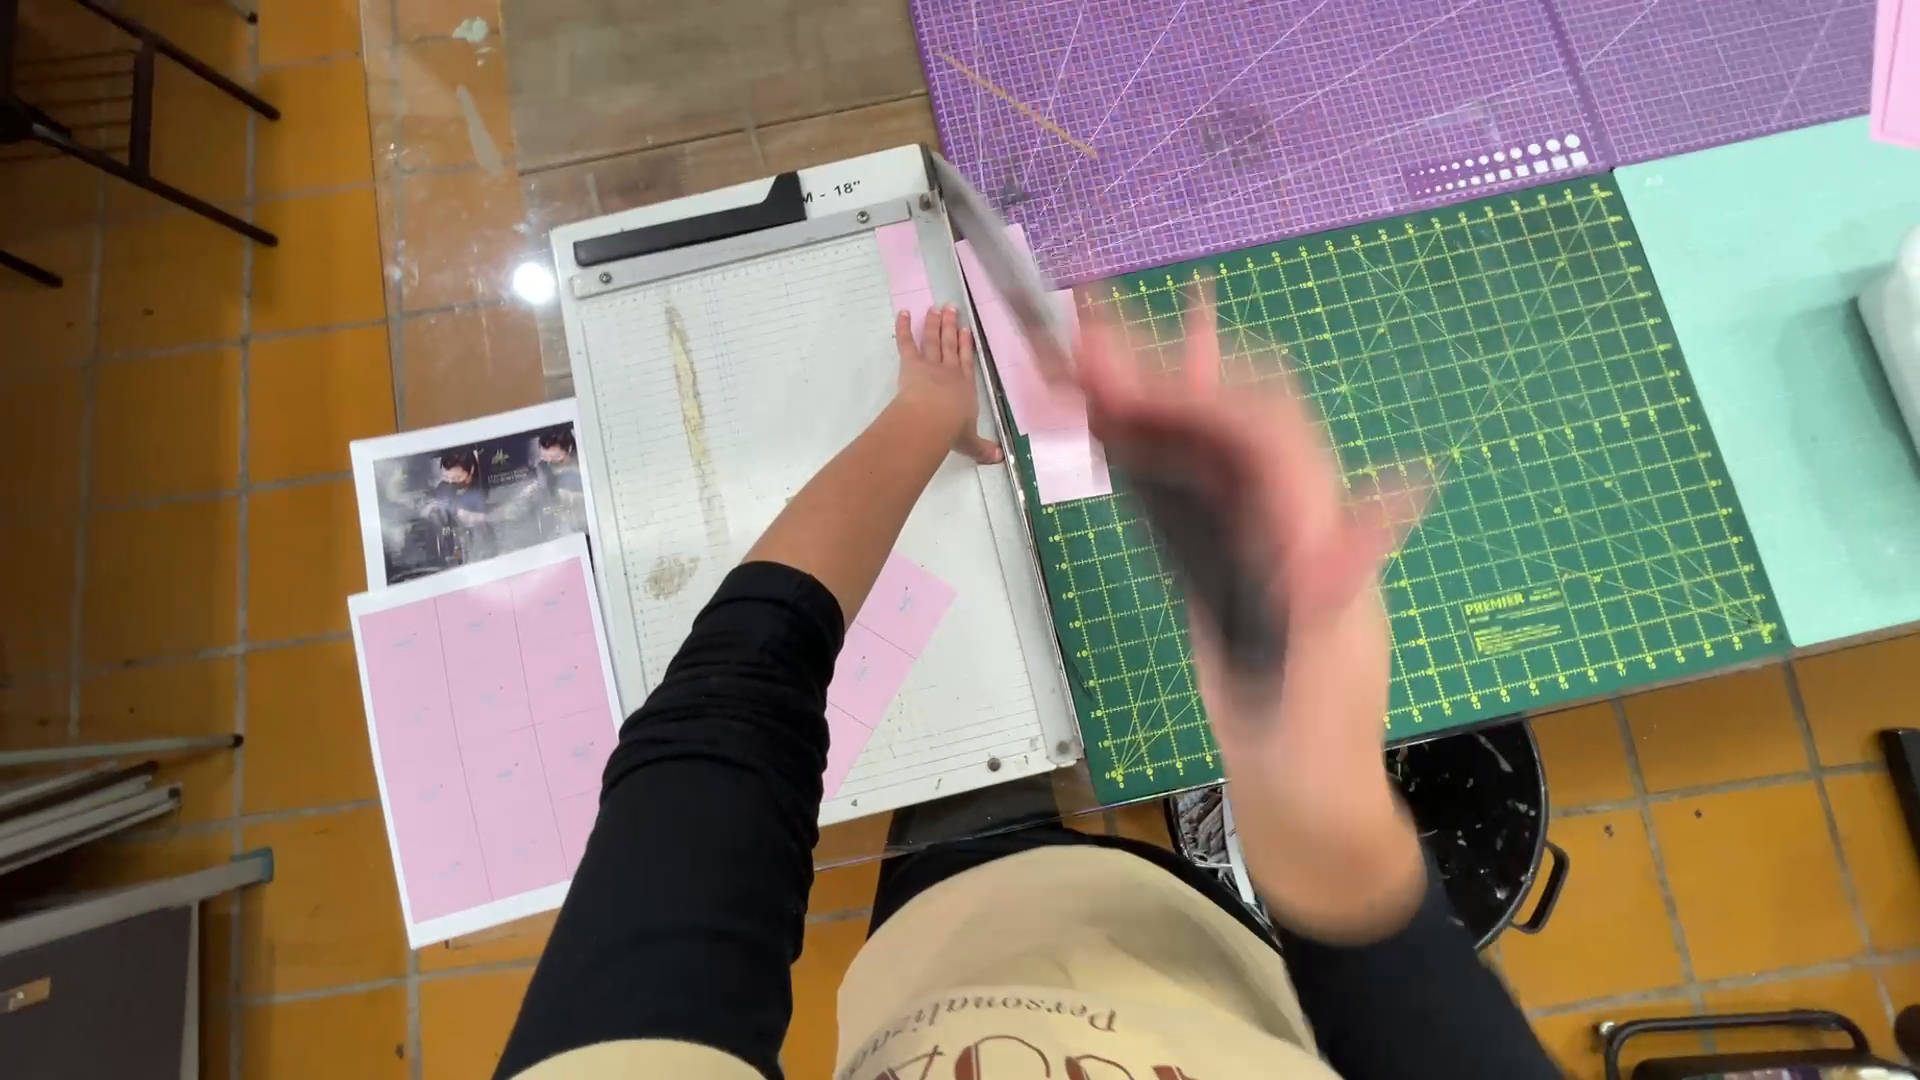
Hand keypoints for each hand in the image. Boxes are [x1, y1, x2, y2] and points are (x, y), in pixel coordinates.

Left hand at [894, 305, 1001, 464]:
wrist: (934, 419)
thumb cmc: (953, 430)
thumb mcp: (970, 442)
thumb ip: (982, 449)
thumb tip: (998, 459)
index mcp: (965, 387)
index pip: (967, 363)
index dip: (966, 346)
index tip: (966, 331)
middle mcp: (950, 372)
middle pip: (951, 346)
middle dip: (951, 327)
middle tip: (950, 309)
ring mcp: (931, 365)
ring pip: (932, 340)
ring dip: (933, 324)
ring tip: (935, 308)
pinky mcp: (912, 364)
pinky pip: (906, 343)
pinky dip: (903, 327)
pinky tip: (902, 313)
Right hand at [1077, 290, 1428, 942]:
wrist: (1303, 783)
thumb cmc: (1316, 743)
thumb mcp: (1329, 677)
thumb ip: (1341, 592)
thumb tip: (1387, 495)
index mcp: (1327, 532)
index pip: (1273, 436)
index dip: (1206, 392)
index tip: (1131, 372)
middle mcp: (1296, 511)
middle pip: (1233, 415)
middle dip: (1163, 366)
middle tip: (1090, 326)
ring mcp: (1257, 526)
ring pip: (1204, 437)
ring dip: (1147, 388)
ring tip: (1085, 351)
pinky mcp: (1223, 546)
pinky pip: (1186, 474)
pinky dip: (1146, 434)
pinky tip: (1114, 407)